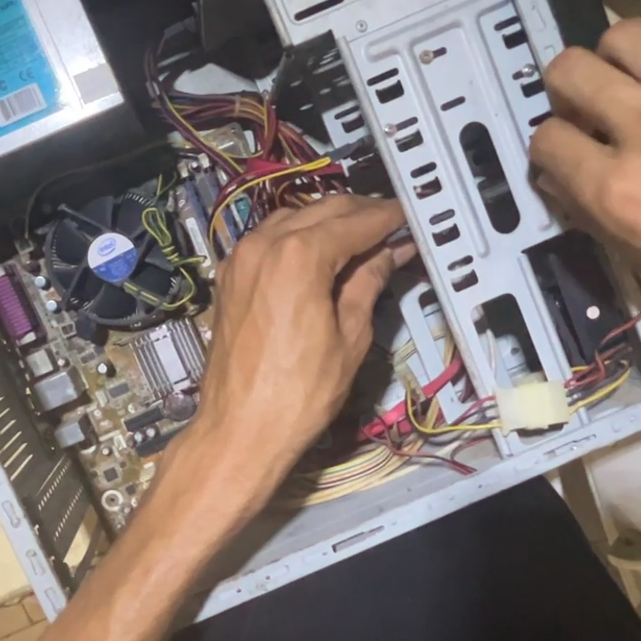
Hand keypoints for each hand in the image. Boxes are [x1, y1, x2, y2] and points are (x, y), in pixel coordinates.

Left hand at [192, 196, 414, 480]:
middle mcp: (263, 245)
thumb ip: (368, 283)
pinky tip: (320, 256)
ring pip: (292, 220)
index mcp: (298, 256)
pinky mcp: (229, 278)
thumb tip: (389, 252)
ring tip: (362, 240)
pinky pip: (269, 242)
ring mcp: (240, 259)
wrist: (240, 430)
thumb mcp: (350, 337)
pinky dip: (298, 239)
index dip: (388, 218)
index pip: (355, 222)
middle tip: (393, 226)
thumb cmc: (301, 393)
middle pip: (321, 211)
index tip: (410, 216)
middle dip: (360, 214)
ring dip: (327, 222)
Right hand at [527, 19, 640, 364]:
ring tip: (630, 89)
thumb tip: (566, 184)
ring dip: (611, 59)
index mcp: (622, 190)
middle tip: (582, 109)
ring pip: (625, 36)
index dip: (546, 150)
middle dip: (563, 87)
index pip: (546, 139)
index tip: (563, 160)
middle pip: (570, 68)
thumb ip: (601, 217)